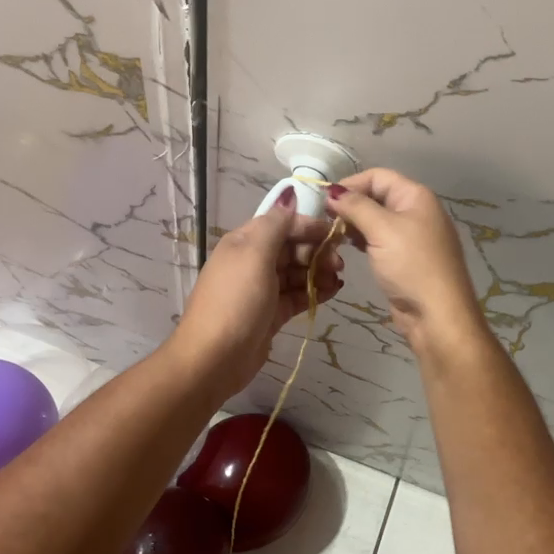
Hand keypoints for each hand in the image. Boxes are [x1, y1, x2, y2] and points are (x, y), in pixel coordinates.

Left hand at [169, 189, 343, 397]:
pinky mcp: (271, 314)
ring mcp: (261, 289)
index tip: (334, 235)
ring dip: (319, 271)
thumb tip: (290, 193)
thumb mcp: (254, 256)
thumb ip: (276, 225)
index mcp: (244, 242)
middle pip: (291, 247)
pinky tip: (333, 291)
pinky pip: (297, 295)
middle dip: (317, 250)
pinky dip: (315, 291)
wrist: (214, 359)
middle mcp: (252, 262)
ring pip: (296, 272)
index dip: (308, 226)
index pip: (282, 223)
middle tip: (339, 263)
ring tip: (338, 279)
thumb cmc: (235, 302)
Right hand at [326, 169, 481, 338]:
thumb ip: (356, 206)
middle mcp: (417, 211)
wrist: (437, 315)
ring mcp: (413, 236)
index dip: (350, 184)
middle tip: (324, 219)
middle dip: (351, 204)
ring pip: (377, 219)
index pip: (378, 176)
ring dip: (355, 224)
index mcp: (416, 196)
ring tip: (332, 234)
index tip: (324, 200)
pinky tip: (349, 247)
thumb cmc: (411, 265)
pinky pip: (381, 240)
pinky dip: (364, 240)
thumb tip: (332, 192)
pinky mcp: (407, 259)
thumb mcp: (382, 229)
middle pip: (377, 196)